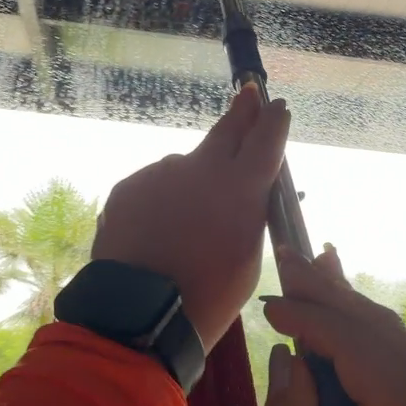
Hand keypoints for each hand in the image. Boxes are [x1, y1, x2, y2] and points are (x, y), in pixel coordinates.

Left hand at [90, 83, 289, 347]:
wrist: (141, 311)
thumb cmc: (209, 294)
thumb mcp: (247, 255)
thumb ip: (247, 213)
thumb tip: (240, 191)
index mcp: (241, 187)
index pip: (265, 140)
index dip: (273, 121)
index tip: (276, 106)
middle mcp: (202, 167)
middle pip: (226, 131)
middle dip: (241, 112)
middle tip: (249, 94)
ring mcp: (161, 173)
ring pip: (183, 170)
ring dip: (190, 185)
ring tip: (182, 227)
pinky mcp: (129, 185)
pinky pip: (153, 188)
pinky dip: (159, 203)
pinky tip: (155, 233)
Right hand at [256, 248, 405, 405]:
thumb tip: (288, 363)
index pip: (359, 353)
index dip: (313, 320)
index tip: (268, 306)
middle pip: (383, 332)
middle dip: (331, 291)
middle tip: (288, 250)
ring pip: (397, 339)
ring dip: (350, 302)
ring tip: (313, 263)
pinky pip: (403, 360)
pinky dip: (368, 329)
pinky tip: (347, 307)